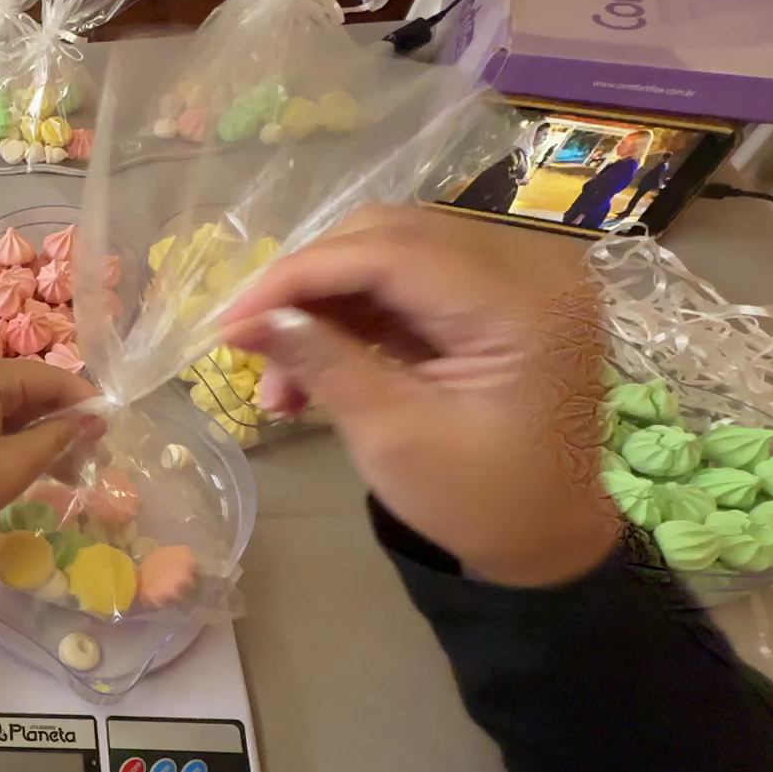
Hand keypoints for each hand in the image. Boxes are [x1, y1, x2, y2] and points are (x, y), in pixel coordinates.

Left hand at [0, 355, 98, 538]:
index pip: (47, 377)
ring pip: (4, 403)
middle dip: (60, 419)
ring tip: (67, 464)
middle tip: (91, 453)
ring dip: (35, 429)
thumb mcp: (14, 465)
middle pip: (25, 388)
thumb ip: (59, 436)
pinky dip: (7, 432)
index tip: (111, 427)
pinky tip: (31, 457)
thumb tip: (93, 420)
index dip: (83, 401)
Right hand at [219, 207, 620, 586]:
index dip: (296, 276)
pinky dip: (341, 319)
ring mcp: (509, 278)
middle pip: (384, 234)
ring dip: (316, 306)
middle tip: (250, 340)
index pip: (388, 252)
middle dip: (303, 284)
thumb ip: (320, 362)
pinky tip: (308, 369)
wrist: (542, 537)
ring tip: (281, 379)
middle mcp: (529, 266)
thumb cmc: (474, 498)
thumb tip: (242, 323)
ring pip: (380, 253)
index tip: (229, 321)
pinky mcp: (486, 299)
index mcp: (521, 304)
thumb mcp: (388, 434)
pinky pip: (393, 284)